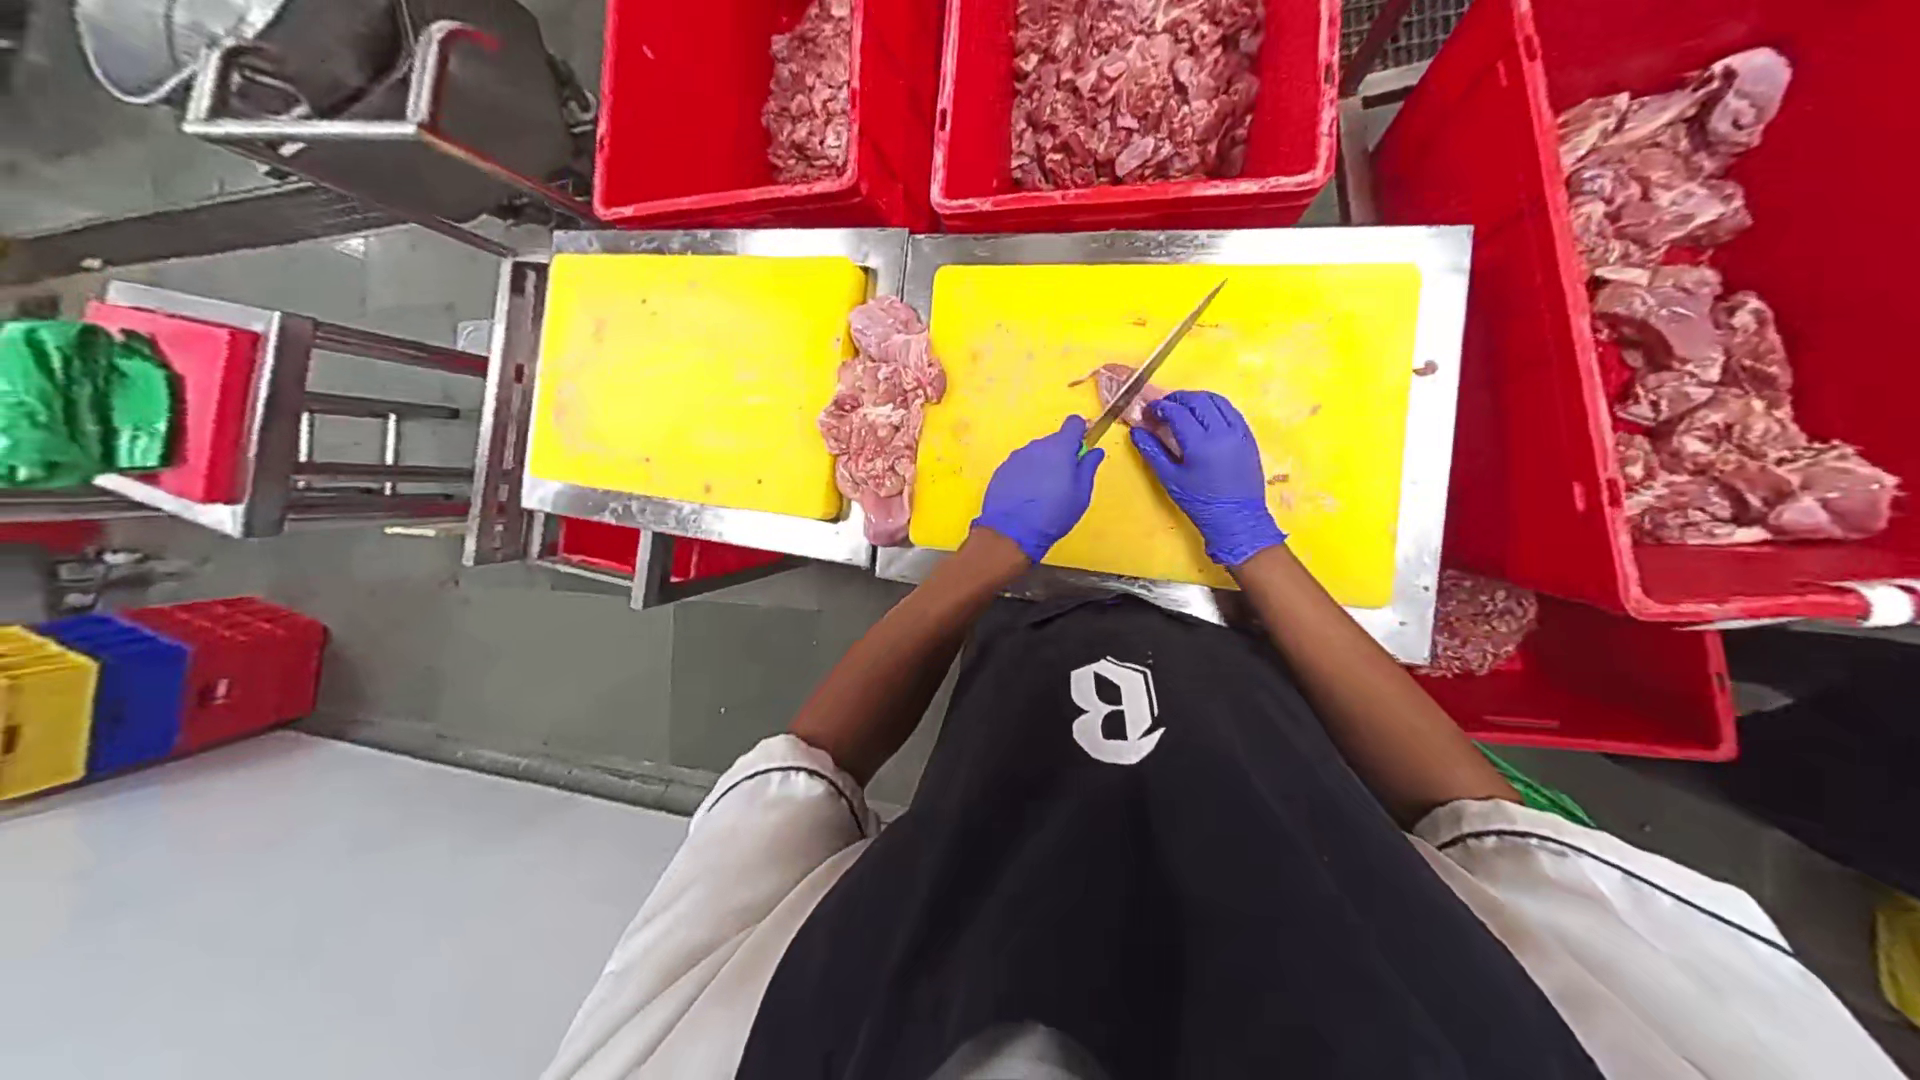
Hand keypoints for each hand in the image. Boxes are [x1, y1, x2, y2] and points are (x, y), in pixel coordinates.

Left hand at [973, 415, 1104, 562]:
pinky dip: (1025, 475)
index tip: (1081, 450)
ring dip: (1042, 465)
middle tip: (1063, 481)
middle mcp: (1036, 446)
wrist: (1011, 531)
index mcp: (1059, 447)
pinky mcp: (1001, 470)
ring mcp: (1016, 457)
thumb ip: (1088, 468)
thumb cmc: (1054, 514)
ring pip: (1036, 454)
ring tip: (1043, 493)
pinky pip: (1020, 466)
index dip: (1080, 433)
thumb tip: (1095, 451)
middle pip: (1053, 441)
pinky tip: (1026, 496)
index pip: (1074, 423)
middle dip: (1060, 455)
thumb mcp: (1081, 494)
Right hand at [1132, 390, 1286, 566]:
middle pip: (1198, 400)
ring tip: (1182, 407)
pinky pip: (1231, 410)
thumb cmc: (1199, 502)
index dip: (1159, 407)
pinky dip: (1214, 406)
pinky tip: (1204, 416)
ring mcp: (1238, 432)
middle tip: (1162, 407)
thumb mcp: (1170, 479)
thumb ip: (1152, 451)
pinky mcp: (1248, 436)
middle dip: (1177, 398)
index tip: (1148, 412)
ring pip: (1217, 400)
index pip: (1177, 411)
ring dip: (1196, 399)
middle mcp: (1222, 431)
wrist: (1236, 518)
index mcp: (1200, 443)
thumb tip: (1137, 431)